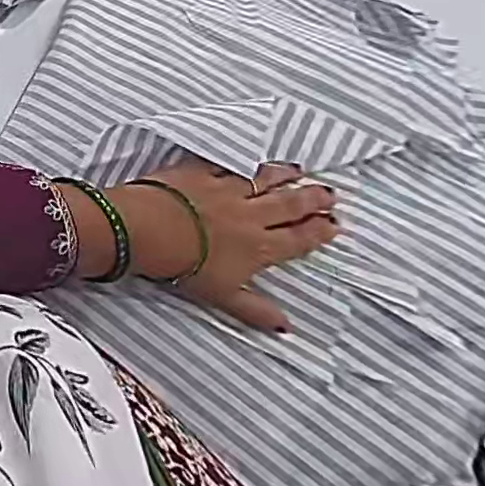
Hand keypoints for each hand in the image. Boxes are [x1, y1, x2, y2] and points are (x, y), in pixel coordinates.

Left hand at [127, 158, 338, 332]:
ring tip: (298, 170)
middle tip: (330, 193)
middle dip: (312, 199)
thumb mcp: (224, 297)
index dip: (318, 232)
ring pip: (261, 180)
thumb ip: (257, 310)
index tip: (334, 224)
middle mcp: (248, 215)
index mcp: (258, 247)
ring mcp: (224, 190)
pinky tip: (247, 157)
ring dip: (283, 175)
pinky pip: (225, 164)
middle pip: (287, 205)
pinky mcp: (200, 172)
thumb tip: (287, 328)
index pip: (296, 238)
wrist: (151, 229)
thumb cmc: (185, 266)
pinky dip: (239, 161)